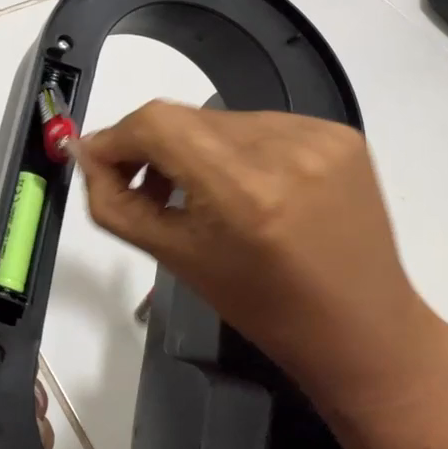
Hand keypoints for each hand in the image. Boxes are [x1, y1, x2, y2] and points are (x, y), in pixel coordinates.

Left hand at [0, 235, 51, 448]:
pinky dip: (35, 430)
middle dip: (21, 353)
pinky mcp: (12, 443)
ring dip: (28, 398)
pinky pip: (41, 425)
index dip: (0, 289)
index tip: (23, 274)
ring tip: (7, 415)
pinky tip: (19, 439)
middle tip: (7, 370)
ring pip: (32, 385)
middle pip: (15, 344)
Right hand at [76, 103, 447, 401]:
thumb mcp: (173, 258)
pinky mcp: (338, 133)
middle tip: (144, 185)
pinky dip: (236, 147)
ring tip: (200, 191)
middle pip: (185, 118)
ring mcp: (318, 137)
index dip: (118, 137)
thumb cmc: (262, 305)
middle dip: (152, 146)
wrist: (363, 330)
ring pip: (219, 120)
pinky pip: (258, 123)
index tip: (101, 162)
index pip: (156, 123)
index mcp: (243, 190)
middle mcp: (284, 151)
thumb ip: (115, 201)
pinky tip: (246, 185)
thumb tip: (84, 153)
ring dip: (195, 146)